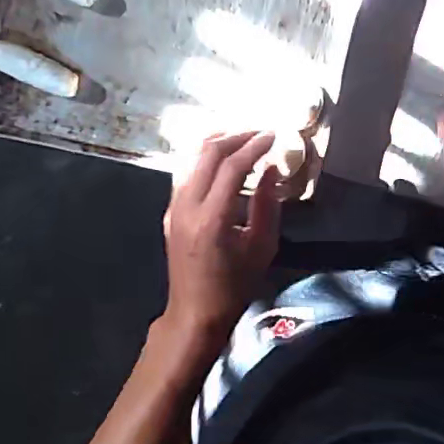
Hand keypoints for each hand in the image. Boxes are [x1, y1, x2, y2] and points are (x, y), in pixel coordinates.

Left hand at [159, 131, 281, 346]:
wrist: (195, 311)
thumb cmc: (235, 285)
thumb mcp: (262, 247)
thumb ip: (268, 205)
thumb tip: (272, 169)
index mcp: (212, 218)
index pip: (232, 166)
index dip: (254, 146)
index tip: (273, 136)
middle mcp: (187, 206)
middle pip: (207, 153)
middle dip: (235, 136)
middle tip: (259, 133)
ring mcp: (173, 207)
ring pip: (191, 157)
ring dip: (217, 143)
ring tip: (242, 138)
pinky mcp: (169, 210)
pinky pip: (185, 172)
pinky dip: (204, 158)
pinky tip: (220, 158)